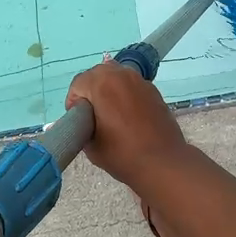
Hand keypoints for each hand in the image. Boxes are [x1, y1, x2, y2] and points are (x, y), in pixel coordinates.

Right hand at [66, 59, 189, 185]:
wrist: (162, 162)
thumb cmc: (123, 154)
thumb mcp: (91, 145)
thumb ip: (82, 126)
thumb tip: (85, 120)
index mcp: (102, 84)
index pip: (78, 83)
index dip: (74, 101)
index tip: (78, 119)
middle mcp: (121, 74)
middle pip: (97, 74)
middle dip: (90, 91)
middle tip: (91, 115)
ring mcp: (140, 80)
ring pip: (116, 76)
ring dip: (108, 89)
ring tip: (110, 113)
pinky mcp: (153, 89)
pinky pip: (131, 84)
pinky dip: (125, 93)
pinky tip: (128, 115)